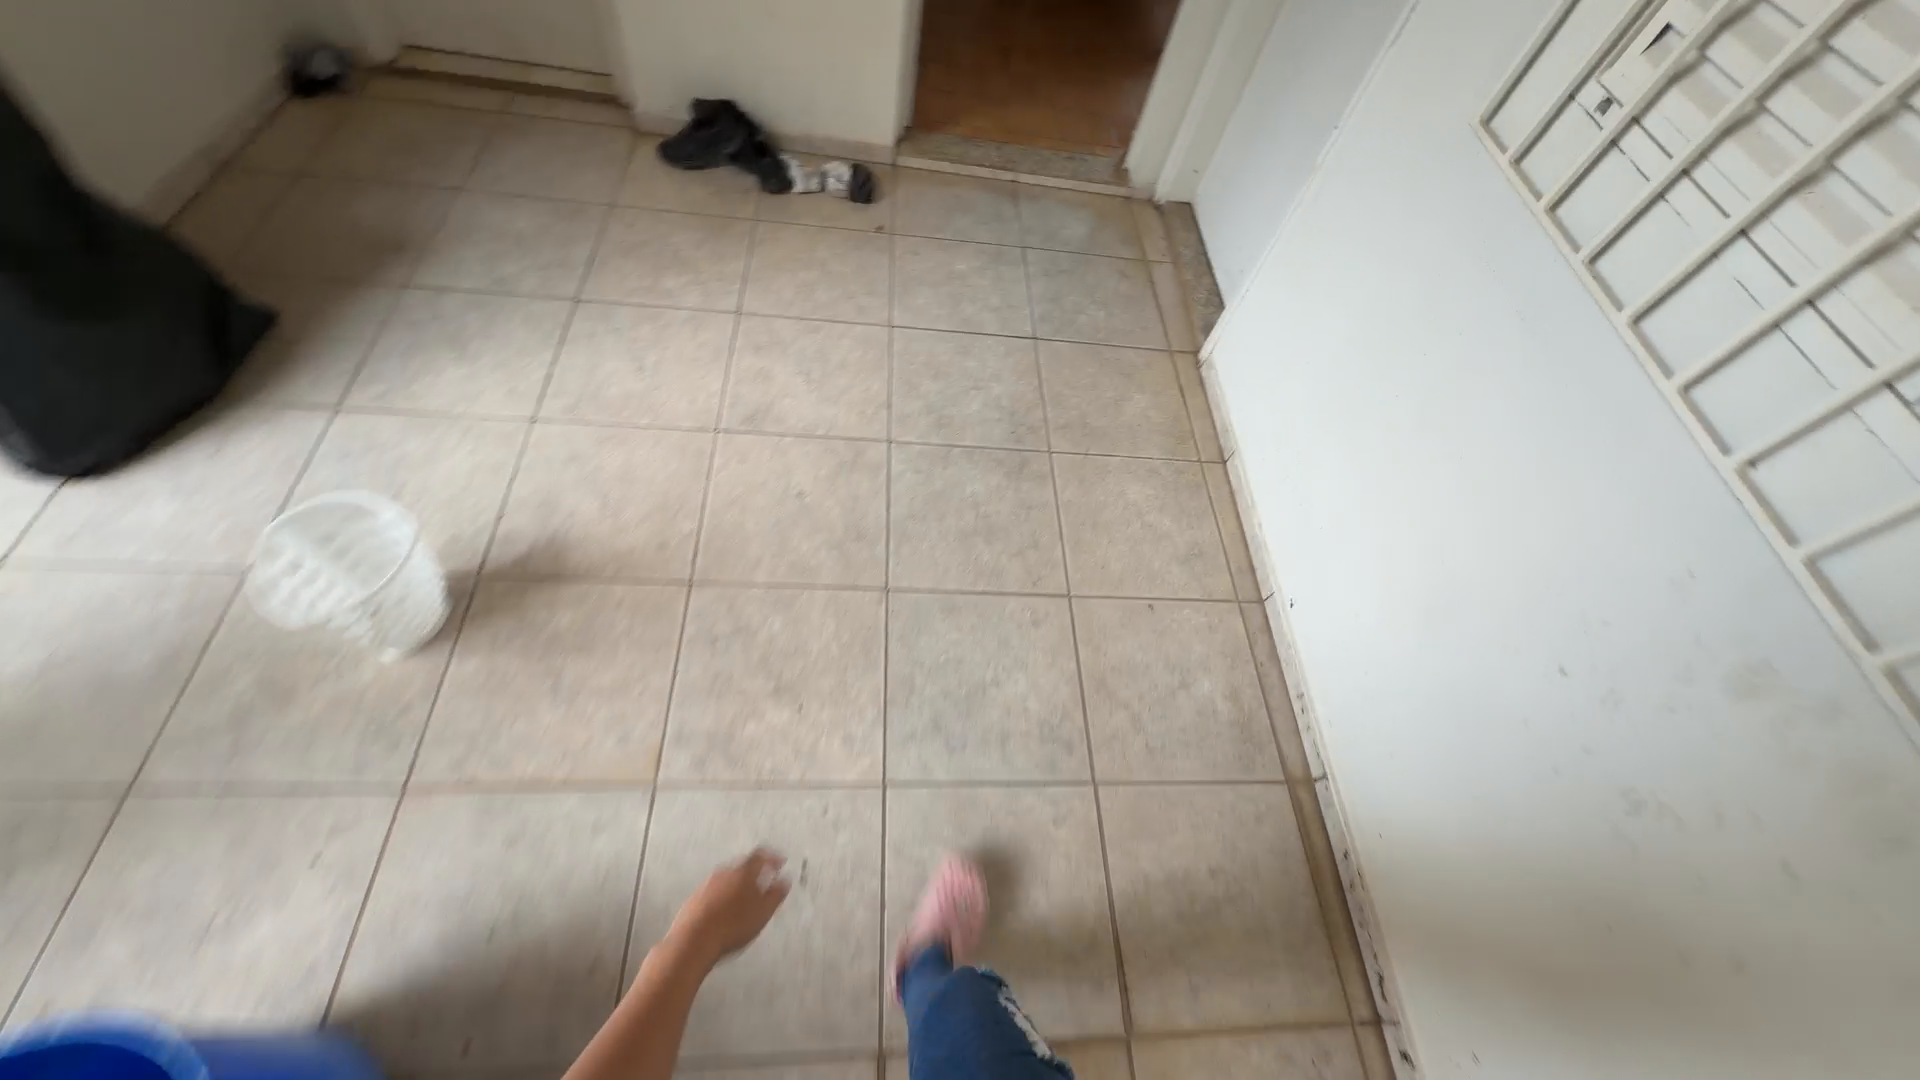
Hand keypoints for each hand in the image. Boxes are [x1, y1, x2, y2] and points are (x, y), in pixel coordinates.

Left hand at [666, 848, 791, 965]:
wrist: (692, 941)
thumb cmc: (733, 925)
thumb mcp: (763, 912)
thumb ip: (776, 894)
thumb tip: (785, 880)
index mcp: (744, 871)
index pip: (761, 855)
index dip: (772, 858)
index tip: (780, 863)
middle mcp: (725, 872)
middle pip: (743, 865)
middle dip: (755, 873)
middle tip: (764, 883)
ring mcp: (707, 884)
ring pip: (728, 878)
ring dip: (738, 885)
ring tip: (745, 900)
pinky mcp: (695, 898)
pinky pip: (714, 891)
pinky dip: (723, 896)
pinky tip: (725, 912)